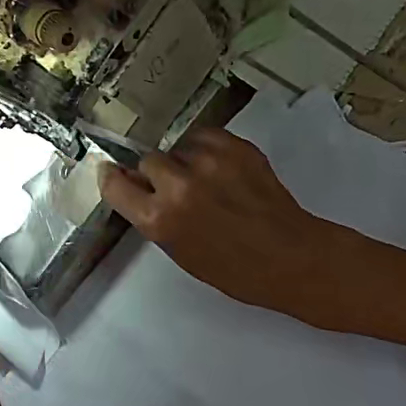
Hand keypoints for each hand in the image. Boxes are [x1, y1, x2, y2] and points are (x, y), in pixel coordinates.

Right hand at [99, 128, 338, 308]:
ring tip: (207, 181)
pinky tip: (220, 168)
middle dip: (157, 174)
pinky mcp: (234, 146)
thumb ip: (153, 217)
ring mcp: (208, 162)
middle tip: (177, 190)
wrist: (292, 257)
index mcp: (159, 219)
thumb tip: (137, 189)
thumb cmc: (233, 269)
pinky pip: (203, 136)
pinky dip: (205, 149)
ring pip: (177, 148)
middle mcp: (178, 186)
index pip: (115, 184)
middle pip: (148, 161)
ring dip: (184, 161)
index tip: (113, 173)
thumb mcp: (180, 252)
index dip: (113, 177)